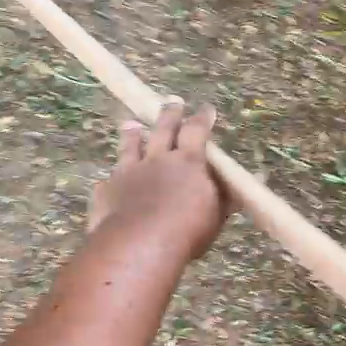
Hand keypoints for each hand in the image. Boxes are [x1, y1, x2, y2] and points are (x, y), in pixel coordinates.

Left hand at [87, 99, 228, 260]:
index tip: (206, 109)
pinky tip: (111, 177)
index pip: (197, 131)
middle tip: (172, 101)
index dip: (202, 118)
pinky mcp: (107, 188)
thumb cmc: (187, 230)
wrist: (139, 244)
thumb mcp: (215, 216)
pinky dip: (114, 175)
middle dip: (170, 114)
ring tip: (131, 123)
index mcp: (188, 163)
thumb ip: (223, 199)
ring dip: (132, 133)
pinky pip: (111, 177)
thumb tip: (238, 189)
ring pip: (130, 145)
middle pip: (162, 129)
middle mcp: (157, 159)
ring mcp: (128, 171)